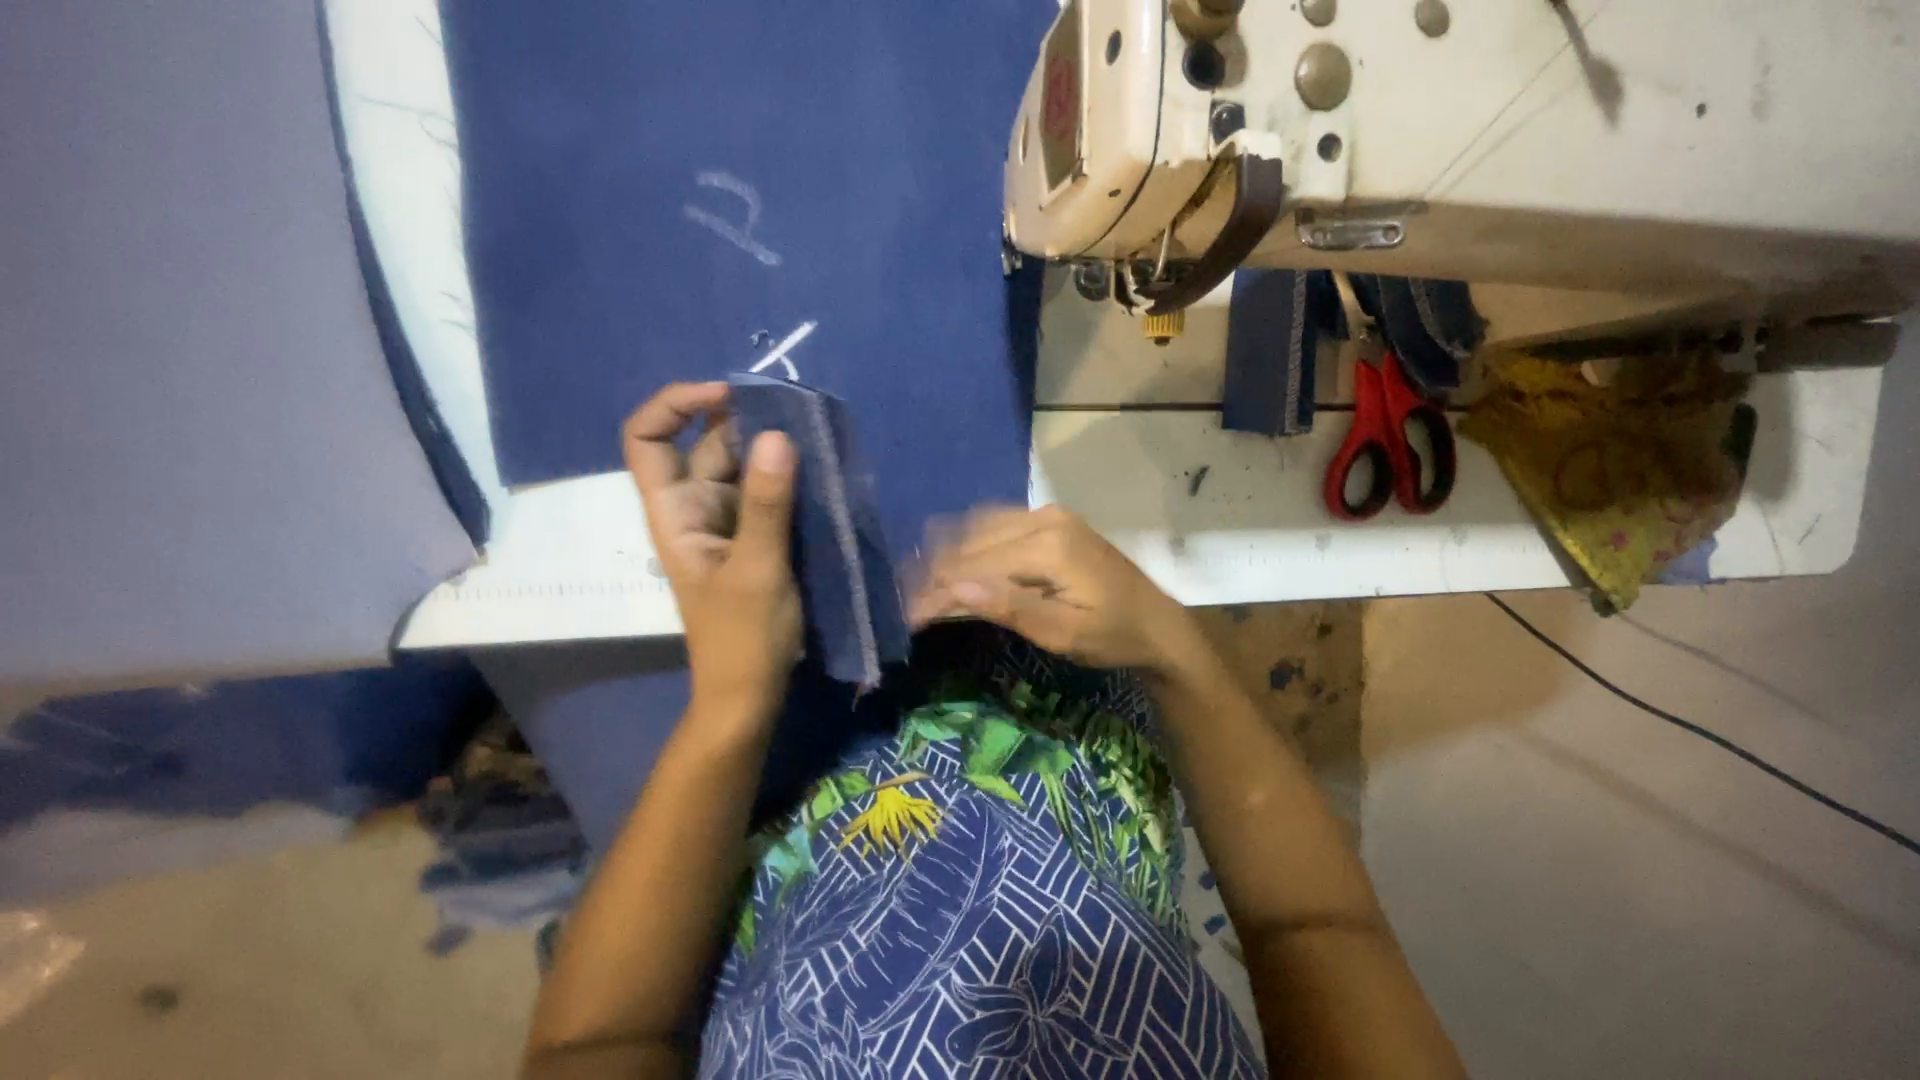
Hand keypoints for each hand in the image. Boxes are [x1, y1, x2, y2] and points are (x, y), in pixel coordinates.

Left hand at [623, 382, 801, 715]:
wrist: (750, 692)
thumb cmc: (743, 637)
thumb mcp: (758, 569)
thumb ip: (767, 503)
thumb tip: (776, 435)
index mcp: (674, 512)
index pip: (648, 438)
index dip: (676, 404)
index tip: (728, 396)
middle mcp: (695, 508)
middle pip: (706, 444)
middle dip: (745, 422)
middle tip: (798, 413)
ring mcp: (727, 522)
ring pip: (743, 466)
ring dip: (773, 449)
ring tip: (817, 434)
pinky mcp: (756, 538)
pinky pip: (767, 493)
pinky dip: (788, 477)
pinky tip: (820, 468)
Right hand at [908, 505, 1205, 674]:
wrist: (1159, 624)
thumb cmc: (1114, 637)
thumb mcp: (1064, 634)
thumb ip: (1011, 608)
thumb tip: (956, 589)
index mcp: (1049, 546)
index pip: (976, 566)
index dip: (938, 591)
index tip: (907, 616)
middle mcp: (1044, 519)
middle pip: (973, 542)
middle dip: (937, 573)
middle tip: (906, 602)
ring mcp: (1049, 516)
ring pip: (980, 528)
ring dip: (949, 555)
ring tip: (920, 583)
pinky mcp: (1051, 521)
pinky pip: (997, 525)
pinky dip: (971, 544)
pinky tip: (954, 561)